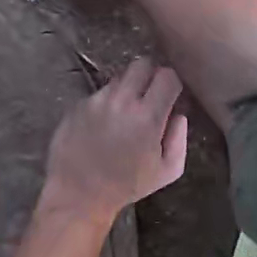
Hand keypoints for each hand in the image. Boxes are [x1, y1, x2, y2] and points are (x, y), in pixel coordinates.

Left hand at [41, 58, 188, 220]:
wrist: (79, 192)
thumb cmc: (126, 186)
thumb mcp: (167, 171)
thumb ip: (179, 139)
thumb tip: (179, 115)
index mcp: (147, 116)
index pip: (167, 75)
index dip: (172, 82)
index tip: (171, 93)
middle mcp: (121, 101)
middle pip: (141, 64)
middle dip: (150, 74)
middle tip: (149, 93)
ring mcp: (96, 100)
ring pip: (118, 78)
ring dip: (126, 88)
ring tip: (124, 112)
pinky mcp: (77, 104)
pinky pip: (98, 93)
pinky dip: (106, 102)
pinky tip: (103, 123)